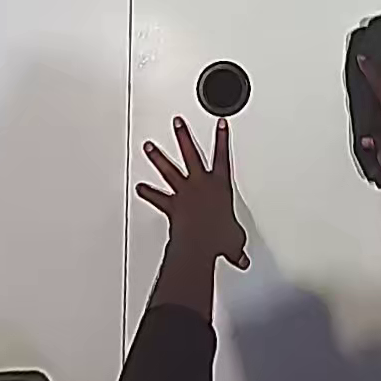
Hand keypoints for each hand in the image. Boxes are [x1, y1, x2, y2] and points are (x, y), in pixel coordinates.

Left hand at [138, 117, 249, 270]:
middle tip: (177, 122)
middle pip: (190, 153)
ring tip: (149, 145)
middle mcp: (201, 183)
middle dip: (183, 136)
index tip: (220, 123)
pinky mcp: (171, 206)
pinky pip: (158, 197)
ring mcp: (184, 192)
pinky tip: (139, 187)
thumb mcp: (233, 241)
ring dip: (158, 157)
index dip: (222, 138)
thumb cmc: (218, 237)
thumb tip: (240, 257)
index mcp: (220, 185)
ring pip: (169, 169)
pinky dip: (148, 193)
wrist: (199, 244)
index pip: (223, 156)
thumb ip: (235, 246)